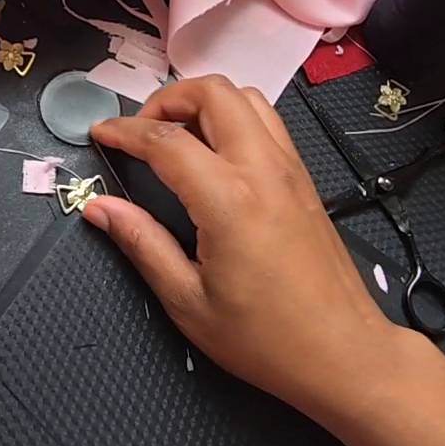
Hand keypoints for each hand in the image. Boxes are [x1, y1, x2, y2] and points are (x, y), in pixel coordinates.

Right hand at [84, 76, 404, 420]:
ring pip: (245, 96)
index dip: (124, 131)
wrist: (343, 353)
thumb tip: (101, 209)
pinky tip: (214, 151)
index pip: (166, 139)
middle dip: (166, 99)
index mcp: (229, 200)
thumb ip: (141, 242)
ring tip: (176, 135)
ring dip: (203, 102)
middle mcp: (263, 170)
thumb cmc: (267, 339)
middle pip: (213, 92)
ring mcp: (289, 169)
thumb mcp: (187, 300)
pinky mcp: (303, 178)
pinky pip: (266, 120)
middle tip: (141, 131)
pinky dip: (233, 116)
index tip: (101, 134)